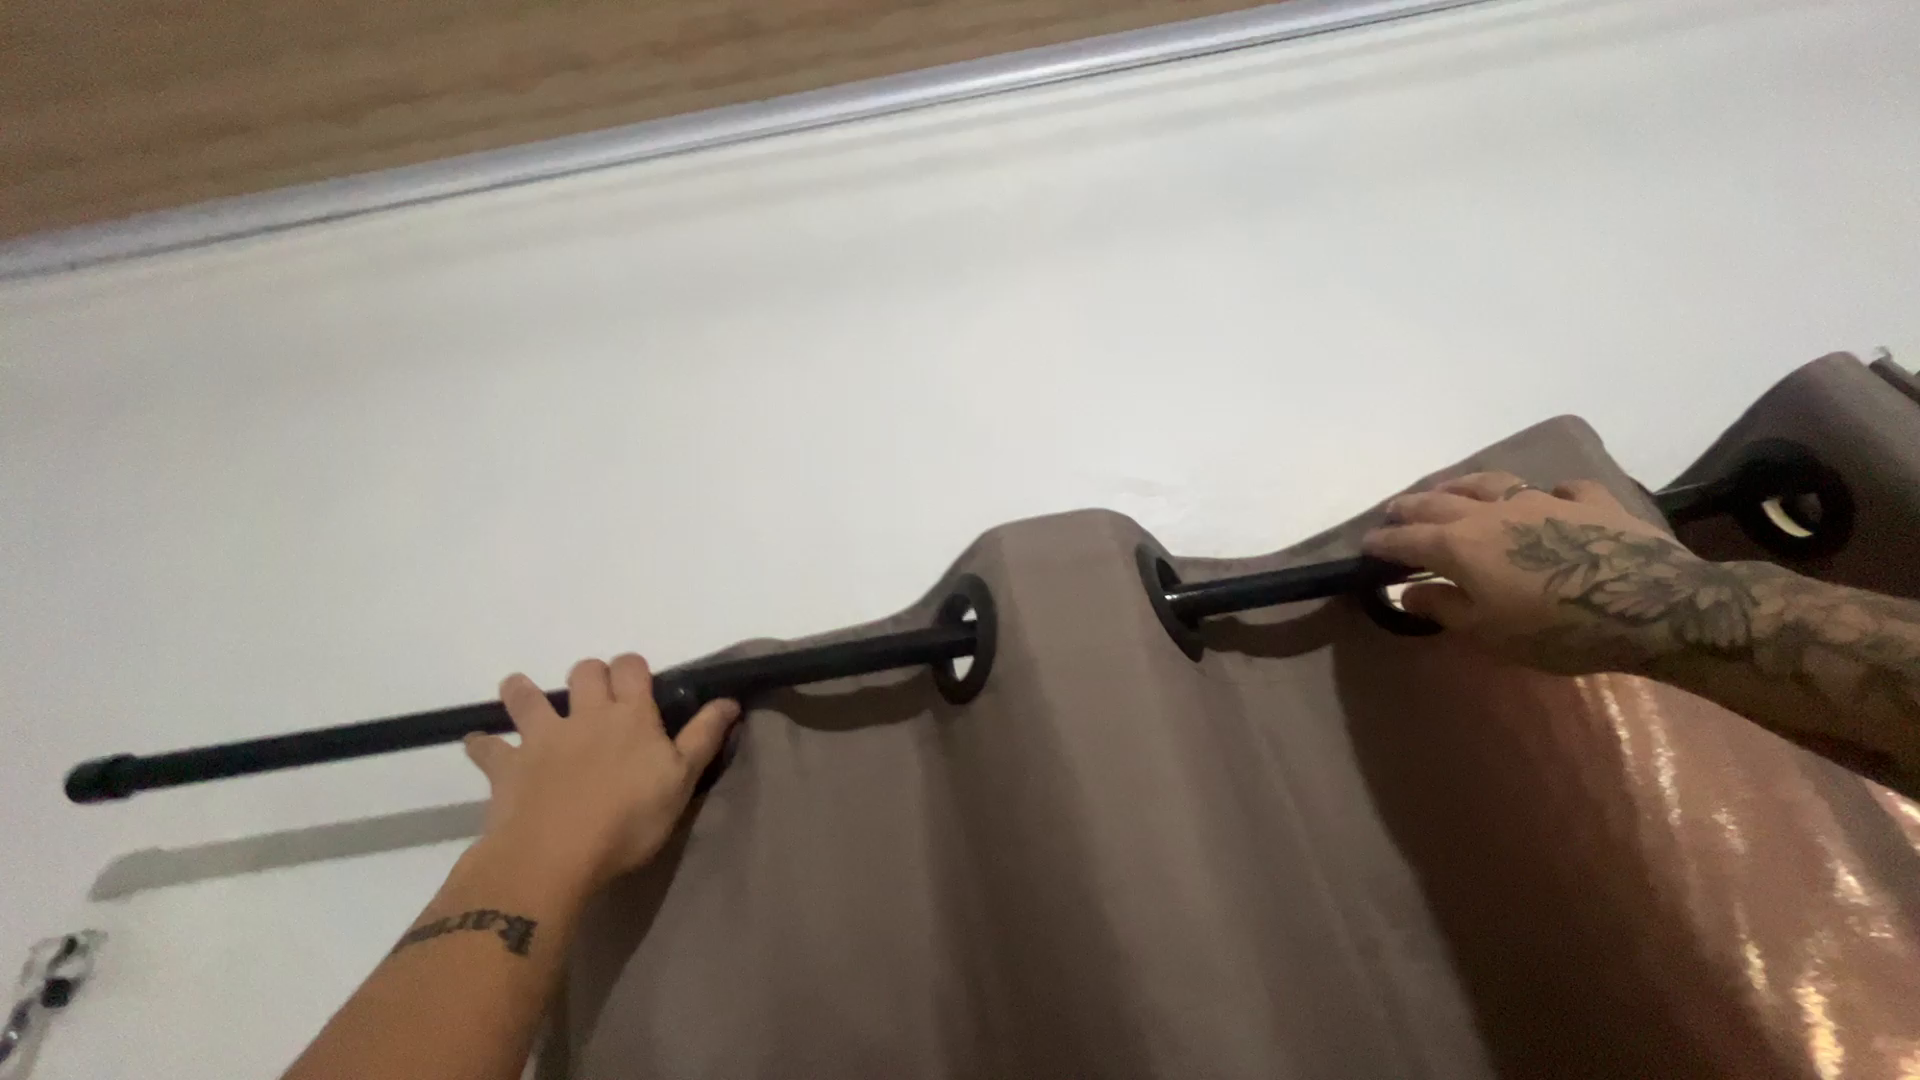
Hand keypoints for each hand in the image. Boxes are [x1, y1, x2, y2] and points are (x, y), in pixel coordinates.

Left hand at [463, 654, 739, 892]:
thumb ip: (704, 736)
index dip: (634, 668)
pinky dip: (482, 745)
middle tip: (596, 694)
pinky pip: (487, 748)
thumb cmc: (629, 819)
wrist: (554, 856)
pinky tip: (477, 745)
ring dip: (525, 691)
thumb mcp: (682, 780)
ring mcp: (543, 738)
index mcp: (631, 715)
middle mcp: (587, 715)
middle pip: (585, 673)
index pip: (631, 668)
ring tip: (522, 690)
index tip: (638, 681)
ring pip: (528, 698)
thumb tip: (729, 699)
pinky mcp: (508, 767)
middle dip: (591, 675)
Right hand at [1361, 470, 1709, 674]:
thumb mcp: (1487, 632)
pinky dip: (1547, 494)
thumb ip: (1443, 607)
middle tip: (1394, 510)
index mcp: (1459, 546)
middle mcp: (1492, 514)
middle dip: (1410, 506)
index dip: (1382, 542)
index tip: (1365, 547)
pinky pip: (1561, 490)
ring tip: (1451, 489)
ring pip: (1491, 482)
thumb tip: (1408, 591)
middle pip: (1438, 502)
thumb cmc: (1557, 628)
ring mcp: (1543, 502)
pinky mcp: (1591, 502)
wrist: (1655, 606)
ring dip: (1463, 485)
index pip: (1406, 539)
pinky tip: (1550, 500)